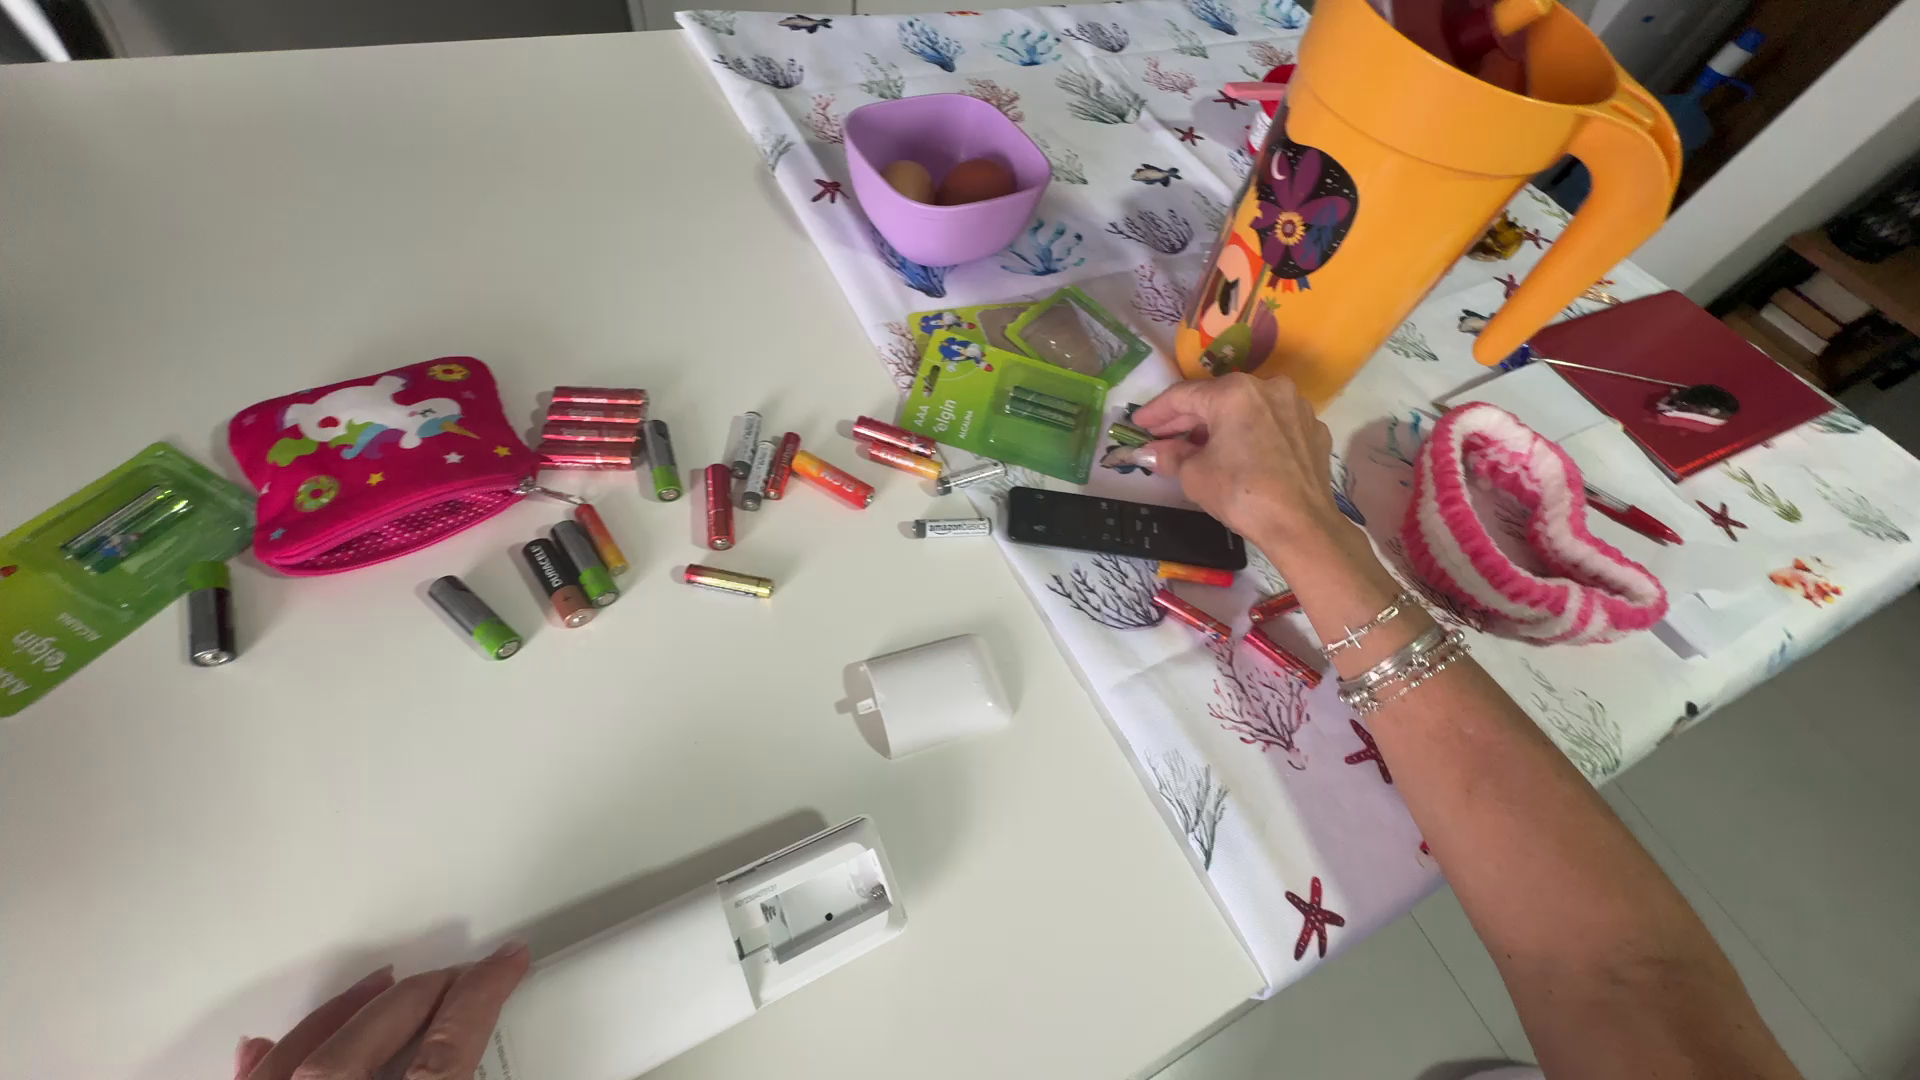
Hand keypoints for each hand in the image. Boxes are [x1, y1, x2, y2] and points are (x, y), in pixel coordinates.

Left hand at [235, 942, 529, 1079]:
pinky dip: (265, 1061)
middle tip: (466, 972)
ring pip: (308, 1051)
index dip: (485, 992)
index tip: (507, 962)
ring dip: (350, 1009)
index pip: (448, 1048)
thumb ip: (465, 1075)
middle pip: (378, 1032)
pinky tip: (266, 1043)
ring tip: (384, 980)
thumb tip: (502, 1050)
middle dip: (428, 989)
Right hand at [1130, 373, 1345, 562]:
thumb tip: (1149, 453)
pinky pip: (1271, 425)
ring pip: (1246, 410)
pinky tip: (1238, 454)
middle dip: (1186, 420)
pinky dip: (1250, 435)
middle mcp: (1268, 388)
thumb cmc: (1240, 493)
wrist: (1300, 525)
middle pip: (1216, 399)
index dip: (1156, 411)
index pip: (1183, 396)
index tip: (1138, 423)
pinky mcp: (1312, 430)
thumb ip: (1169, 456)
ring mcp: (1296, 408)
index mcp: (1234, 393)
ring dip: (1219, 425)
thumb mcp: (1194, 475)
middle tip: (1161, 436)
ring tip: (1198, 447)